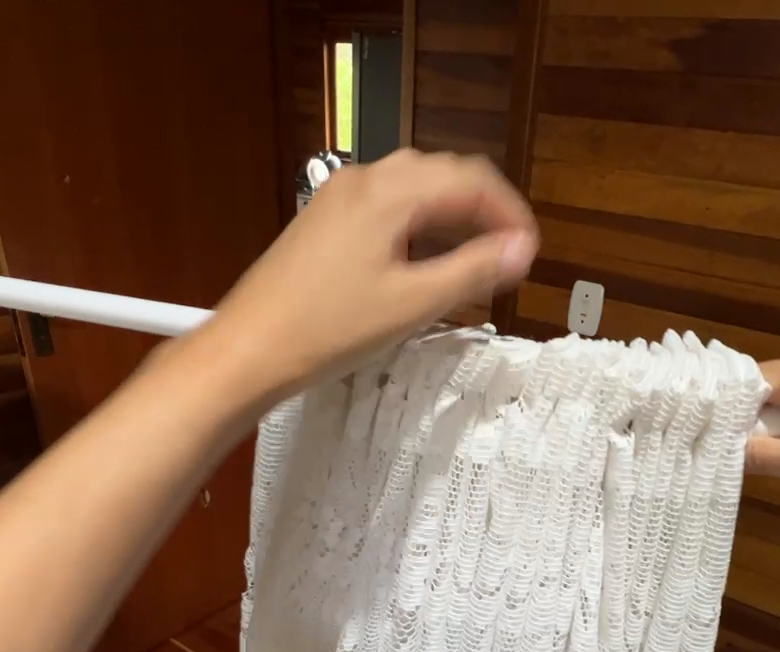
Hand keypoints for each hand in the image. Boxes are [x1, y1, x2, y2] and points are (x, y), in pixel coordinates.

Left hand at [199, 149, 537, 401]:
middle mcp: (363, 181)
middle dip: (482, 211)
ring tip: (473, 260)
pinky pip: (386, 208)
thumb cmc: (328, 330)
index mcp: (389, 193)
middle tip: (506, 255)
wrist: (251, 349)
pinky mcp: (325, 222)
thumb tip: (523, 250)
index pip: (470, 180)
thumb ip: (473, 272)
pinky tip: (425, 261)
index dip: (508, 212)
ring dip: (451, 217)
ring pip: (413, 190)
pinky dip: (419, 226)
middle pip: (442, 176)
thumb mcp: (413, 305)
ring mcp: (339, 198)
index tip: (528, 251)